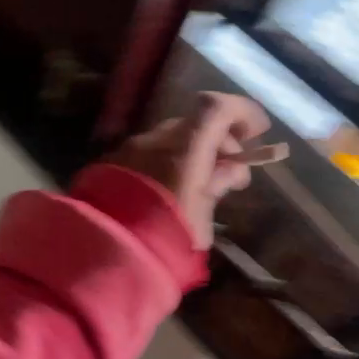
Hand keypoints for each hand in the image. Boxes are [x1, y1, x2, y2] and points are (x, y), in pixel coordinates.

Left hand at [106, 92, 271, 248]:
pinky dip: (164, 160)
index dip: (241, 112)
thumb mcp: (200, 217)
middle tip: (229, 168)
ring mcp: (126, 150)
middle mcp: (153, 140)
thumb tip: (232, 170)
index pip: (216, 108)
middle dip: (216, 140)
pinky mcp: (109, 164)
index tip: (256, 131)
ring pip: (167, 137)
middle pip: (192, 124)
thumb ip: (217, 185)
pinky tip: (167, 187)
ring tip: (198, 183)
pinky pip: (144, 153)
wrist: (102, 251)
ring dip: (189, 151)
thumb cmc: (162, 238)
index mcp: (183, 148)